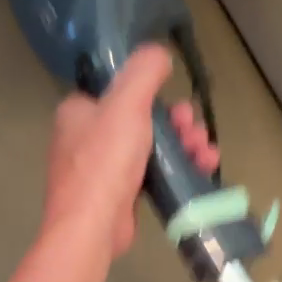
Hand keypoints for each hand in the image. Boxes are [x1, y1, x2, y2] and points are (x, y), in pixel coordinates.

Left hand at [42, 45, 220, 255]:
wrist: (92, 227)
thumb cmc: (104, 161)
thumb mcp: (126, 103)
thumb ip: (144, 71)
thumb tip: (158, 54)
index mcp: (77, 113)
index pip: (115, 90)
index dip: (149, 91)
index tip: (173, 97)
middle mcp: (84, 139)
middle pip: (140, 118)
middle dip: (176, 121)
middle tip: (193, 128)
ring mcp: (100, 170)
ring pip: (150, 146)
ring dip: (183, 144)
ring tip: (204, 150)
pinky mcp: (117, 196)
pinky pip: (152, 174)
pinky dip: (176, 169)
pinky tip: (202, 167)